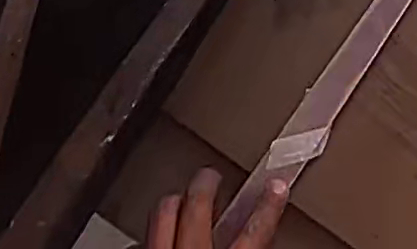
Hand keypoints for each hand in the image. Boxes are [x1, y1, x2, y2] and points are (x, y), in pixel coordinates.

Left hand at [148, 167, 288, 248]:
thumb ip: (250, 248)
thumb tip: (265, 238)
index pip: (254, 232)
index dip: (268, 206)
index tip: (277, 184)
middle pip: (198, 205)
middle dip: (206, 183)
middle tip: (212, 175)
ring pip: (162, 216)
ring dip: (174, 203)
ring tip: (181, 197)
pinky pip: (140, 242)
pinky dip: (147, 236)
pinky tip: (153, 237)